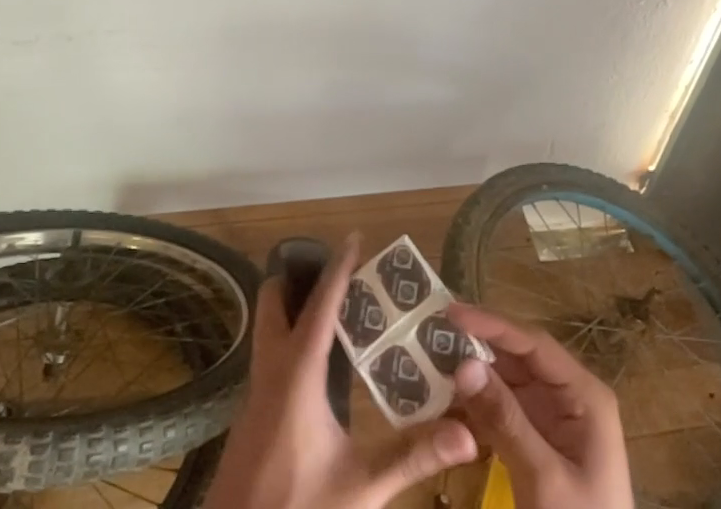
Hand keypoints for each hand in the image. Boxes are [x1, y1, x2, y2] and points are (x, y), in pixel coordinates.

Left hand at [203, 235, 478, 508]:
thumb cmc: (295, 508)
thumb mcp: (359, 488)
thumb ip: (412, 457)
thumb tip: (467, 432)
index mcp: (294, 380)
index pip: (317, 310)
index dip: (337, 271)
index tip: (354, 238)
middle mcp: (268, 376)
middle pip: (273, 306)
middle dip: (299, 278)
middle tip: (341, 269)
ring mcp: (255, 397)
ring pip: (268, 332)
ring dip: (295, 308)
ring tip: (342, 306)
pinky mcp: (253, 418)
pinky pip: (271, 358)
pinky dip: (293, 339)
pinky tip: (324, 364)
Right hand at [448, 304, 633, 508]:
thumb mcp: (543, 476)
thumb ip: (505, 420)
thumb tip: (463, 365)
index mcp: (584, 395)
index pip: (534, 345)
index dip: (493, 325)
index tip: (450, 312)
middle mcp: (569, 398)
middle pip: (519, 360)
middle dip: (477, 347)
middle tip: (430, 335)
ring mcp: (553, 420)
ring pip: (507, 384)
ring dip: (472, 378)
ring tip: (428, 364)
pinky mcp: (537, 443)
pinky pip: (503, 414)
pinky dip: (475, 409)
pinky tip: (444, 405)